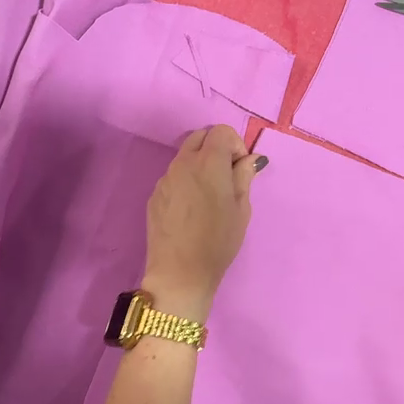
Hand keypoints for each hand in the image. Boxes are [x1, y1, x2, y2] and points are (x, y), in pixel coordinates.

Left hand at [141, 125, 263, 318]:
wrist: (180, 272)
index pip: (222, 131)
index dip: (236, 145)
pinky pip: (174, 176)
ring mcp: (165, 178)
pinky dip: (187, 180)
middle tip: (227, 176)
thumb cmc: (218, 240)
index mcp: (208, 162)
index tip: (240, 169)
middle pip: (200, 136)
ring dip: (201, 163)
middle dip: (217, 148)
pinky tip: (192, 209)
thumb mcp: (242, 209)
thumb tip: (248, 160)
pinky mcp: (155, 194)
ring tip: (210, 195)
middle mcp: (183, 163)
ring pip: (185, 156)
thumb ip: (244, 177)